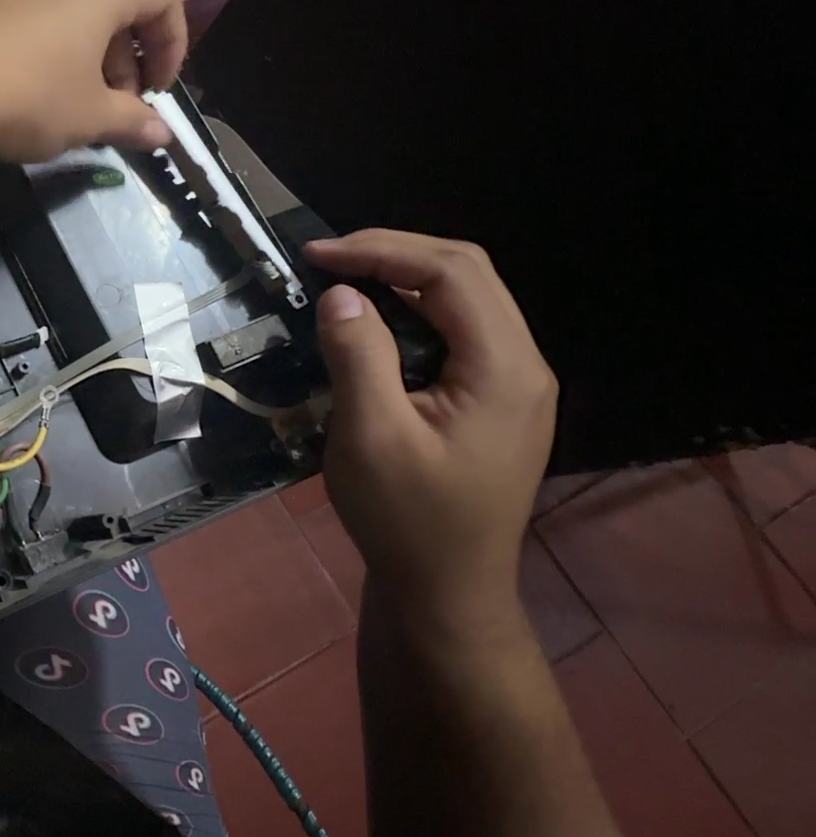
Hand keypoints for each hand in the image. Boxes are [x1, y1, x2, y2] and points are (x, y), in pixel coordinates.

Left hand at [0, 0, 186, 162]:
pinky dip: (48, 52)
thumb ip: (130, 122)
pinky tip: (26, 95)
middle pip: (116, 3)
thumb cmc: (26, 99)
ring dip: (87, 58)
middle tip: (116, 106)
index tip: (159, 91)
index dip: (175, 42)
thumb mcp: (87, 118)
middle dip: (127, 58)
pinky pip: (32, 21)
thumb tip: (161, 134)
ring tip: (72, 106)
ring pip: (71, 14)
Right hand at [305, 231, 557, 627]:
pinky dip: (408, 310)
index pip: (452, 274)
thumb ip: (359, 356)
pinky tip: (369, 322)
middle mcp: (521, 364)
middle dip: (393, 253)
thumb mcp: (370, 435)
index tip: (315, 255)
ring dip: (401, 278)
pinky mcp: (490, 399)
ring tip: (340, 280)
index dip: (381, 251)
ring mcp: (511, 382)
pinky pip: (455, 331)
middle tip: (324, 259)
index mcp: (504, 368)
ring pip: (463, 299)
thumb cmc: (406, 516)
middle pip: (466, 275)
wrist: (445, 586)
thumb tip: (339, 292)